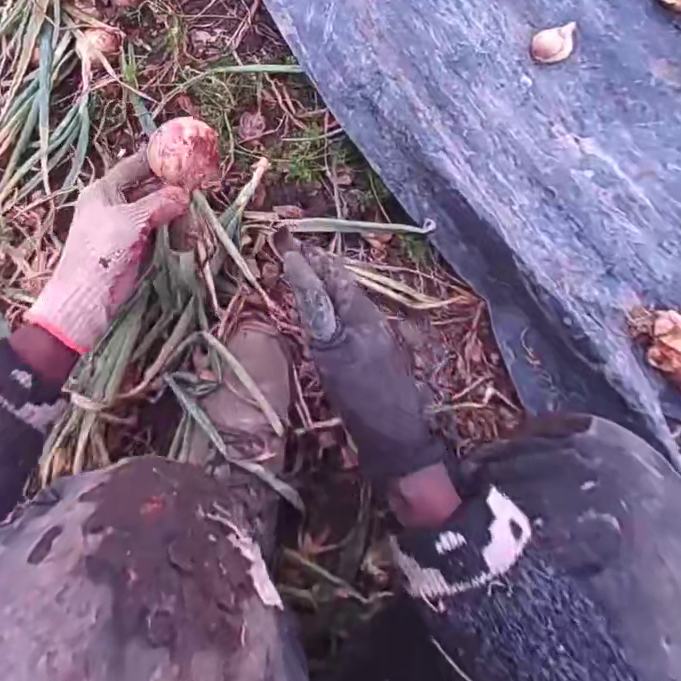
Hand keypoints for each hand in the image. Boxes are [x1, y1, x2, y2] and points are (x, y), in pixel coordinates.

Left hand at [24, 154, 190, 353]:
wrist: (87, 296)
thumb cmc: (101, 250)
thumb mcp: (131, 219)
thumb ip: (158, 202)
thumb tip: (183, 193)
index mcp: (102, 190)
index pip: (132, 166)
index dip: (155, 159)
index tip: (180, 154)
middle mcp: (112, 203)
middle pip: (145, 186)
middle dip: (169, 184)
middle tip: (196, 180)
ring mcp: (123, 224)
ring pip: (153, 207)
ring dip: (172, 205)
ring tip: (195, 201)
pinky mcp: (132, 244)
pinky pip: (155, 227)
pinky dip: (170, 224)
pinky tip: (187, 222)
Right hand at [282, 241, 458, 525]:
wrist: (396, 440)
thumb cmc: (360, 398)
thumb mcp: (329, 353)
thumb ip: (316, 310)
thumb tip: (300, 273)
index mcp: (359, 313)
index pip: (327, 275)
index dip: (305, 258)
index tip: (283, 240)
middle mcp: (370, 315)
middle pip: (339, 280)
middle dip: (315, 261)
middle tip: (290, 246)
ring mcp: (376, 332)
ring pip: (346, 294)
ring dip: (323, 277)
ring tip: (303, 264)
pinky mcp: (377, 348)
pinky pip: (351, 311)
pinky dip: (332, 298)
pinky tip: (323, 303)